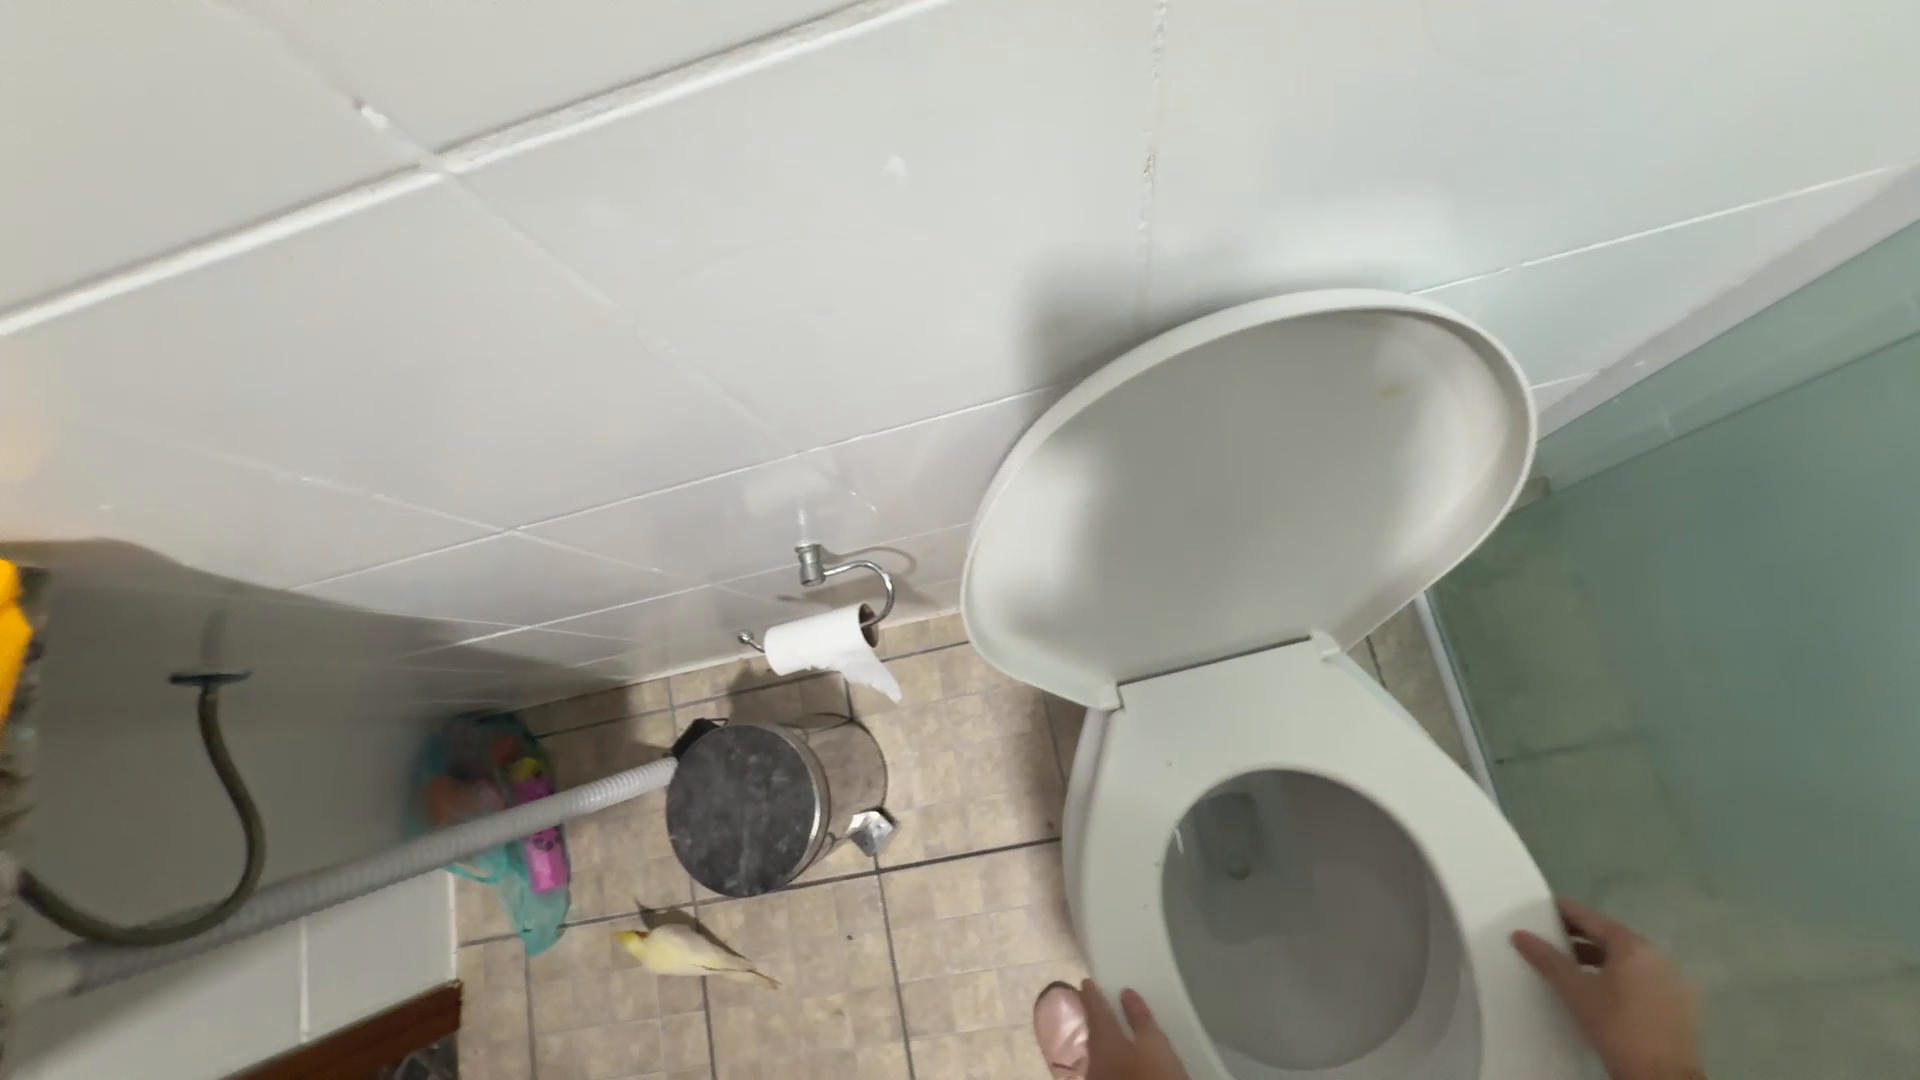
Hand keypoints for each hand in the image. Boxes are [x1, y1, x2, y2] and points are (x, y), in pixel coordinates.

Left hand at [1082, 980, 1192, 1079]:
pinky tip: (1115, 1060)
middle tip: (1096, 1002)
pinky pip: (1102, 1069)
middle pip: (1092, 1032)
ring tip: (1107, 1028)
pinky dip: (1106, 1058)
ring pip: (1095, 1053)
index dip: (1091, 994)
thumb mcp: (1156, 1047)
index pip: (1093, 1009)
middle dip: (1094, 1017)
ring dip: (1099, 1038)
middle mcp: (1094, 1059)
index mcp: (1104, 1040)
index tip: (1086, 981)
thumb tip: (1125, 993)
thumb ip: (1140, 1019)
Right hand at [1512, 898, 1702, 1079]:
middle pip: (1611, 938)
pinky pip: (1644, 979)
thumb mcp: (1573, 989)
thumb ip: (1546, 957)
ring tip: (1571, 968)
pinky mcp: (1683, 1007)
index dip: (1562, 911)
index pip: (1590, 917)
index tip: (1539, 910)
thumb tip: (1520, 934)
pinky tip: (1601, 992)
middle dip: (1579, 938)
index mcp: (1634, 947)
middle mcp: (1660, 958)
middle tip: (1550, 940)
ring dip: (1599, 959)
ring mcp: (1676, 984)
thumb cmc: (1616, 1025)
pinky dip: (1620, 978)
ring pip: (1628, 960)